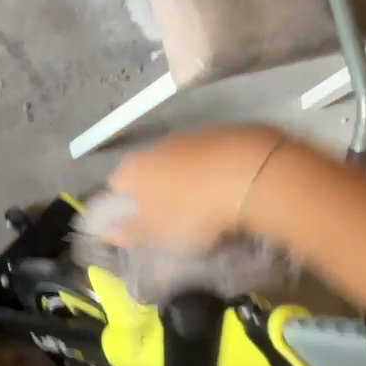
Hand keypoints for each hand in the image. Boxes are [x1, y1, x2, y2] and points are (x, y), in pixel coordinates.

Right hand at [105, 125, 299, 249]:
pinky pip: (214, 154)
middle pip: (149, 170)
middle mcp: (155, 147)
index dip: (127, 205)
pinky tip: (235, 186)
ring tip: (210, 202)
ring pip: (181, 160)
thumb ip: (132, 232)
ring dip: (189, 178)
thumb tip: (109, 233)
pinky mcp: (227, 131)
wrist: (255, 173)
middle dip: (159, 190)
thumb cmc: (195, 209)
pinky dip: (218, 167)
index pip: (116, 185)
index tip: (144, 222)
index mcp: (133, 170)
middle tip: (177, 216)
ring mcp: (192, 136)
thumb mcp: (160, 232)